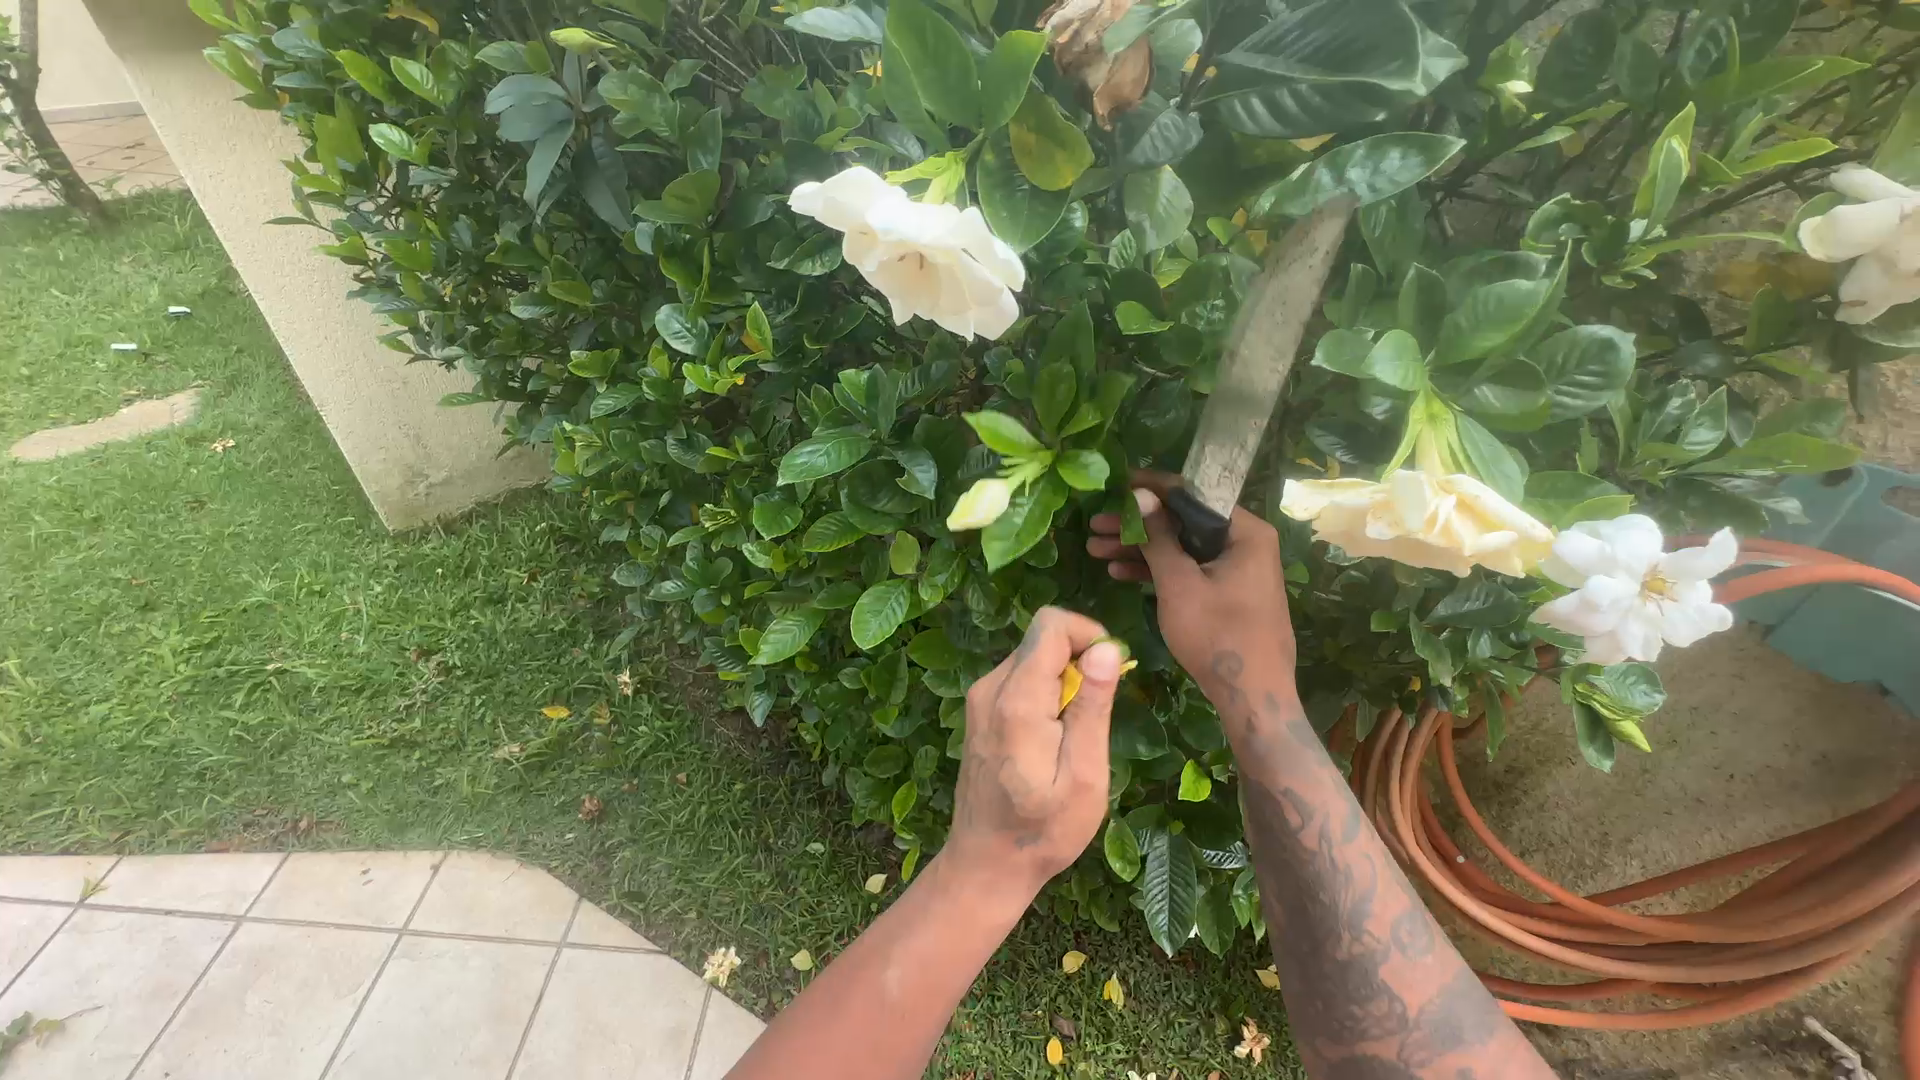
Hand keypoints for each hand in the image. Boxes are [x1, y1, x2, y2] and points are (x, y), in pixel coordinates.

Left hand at [946, 607, 1120, 894]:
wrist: (985, 863)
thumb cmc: (1043, 830)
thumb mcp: (1084, 775)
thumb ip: (1092, 706)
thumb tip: (1106, 647)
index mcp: (1016, 699)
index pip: (1050, 625)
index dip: (1088, 634)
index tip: (1110, 672)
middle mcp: (990, 687)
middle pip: (1040, 639)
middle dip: (1078, 661)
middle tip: (1095, 712)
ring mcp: (979, 699)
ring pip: (1031, 658)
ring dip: (1062, 680)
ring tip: (1074, 733)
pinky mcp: (979, 711)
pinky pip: (1018, 679)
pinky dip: (1044, 693)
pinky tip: (1052, 739)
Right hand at [1086, 472, 1296, 697]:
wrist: (1252, 696)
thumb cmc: (1217, 635)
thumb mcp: (1179, 583)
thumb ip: (1158, 536)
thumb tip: (1140, 494)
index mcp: (1244, 532)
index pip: (1191, 494)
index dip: (1149, 488)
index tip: (1113, 486)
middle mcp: (1244, 543)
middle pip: (1182, 522)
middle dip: (1136, 525)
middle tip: (1095, 526)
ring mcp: (1235, 570)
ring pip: (1181, 548)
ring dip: (1139, 550)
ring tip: (1095, 550)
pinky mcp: (1226, 593)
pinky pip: (1188, 571)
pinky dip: (1157, 572)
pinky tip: (1119, 574)